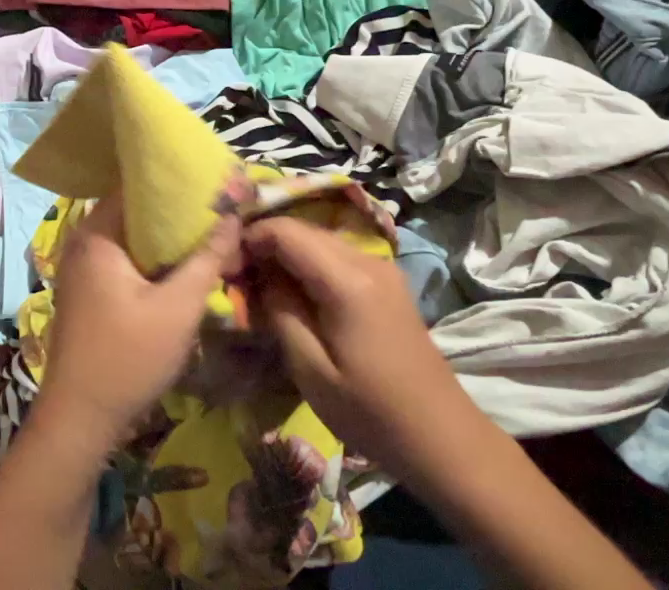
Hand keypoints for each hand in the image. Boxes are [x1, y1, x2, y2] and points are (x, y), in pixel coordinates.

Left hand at [35, 190, 240, 447]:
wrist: (80, 417)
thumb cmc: (127, 357)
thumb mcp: (178, 308)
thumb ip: (206, 258)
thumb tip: (232, 214)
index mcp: (97, 234)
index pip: (137, 185)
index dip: (177, 182)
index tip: (215, 182)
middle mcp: (83, 241)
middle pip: (136, 210)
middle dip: (177, 210)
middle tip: (221, 209)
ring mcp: (82, 267)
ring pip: (132, 237)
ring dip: (167, 237)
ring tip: (211, 234)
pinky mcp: (88, 290)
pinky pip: (125, 258)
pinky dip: (152, 258)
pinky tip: (183, 266)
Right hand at [242, 216, 477, 475]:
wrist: (442, 438)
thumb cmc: (371, 412)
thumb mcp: (310, 370)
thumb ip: (280, 312)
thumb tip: (261, 274)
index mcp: (348, 281)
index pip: (285, 231)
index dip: (250, 238)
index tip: (226, 264)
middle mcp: (368, 262)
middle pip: (303, 230)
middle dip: (266, 245)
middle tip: (238, 277)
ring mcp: (383, 271)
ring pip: (320, 241)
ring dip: (287, 254)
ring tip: (262, 287)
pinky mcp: (388, 284)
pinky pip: (338, 257)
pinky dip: (309, 265)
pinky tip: (296, 295)